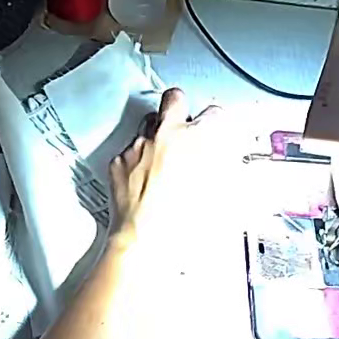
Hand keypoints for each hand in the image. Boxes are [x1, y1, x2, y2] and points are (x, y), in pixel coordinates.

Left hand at [106, 88, 221, 254]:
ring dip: (156, 132)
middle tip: (182, 119)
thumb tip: (219, 162)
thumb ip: (218, 168)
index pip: (213, 114)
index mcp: (195, 139)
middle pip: (173, 99)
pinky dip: (136, 159)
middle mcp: (164, 135)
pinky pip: (129, 150)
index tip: (214, 126)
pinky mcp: (118, 161)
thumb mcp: (216, 193)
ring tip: (161, 153)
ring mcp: (138, 146)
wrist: (144, 239)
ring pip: (147, 123)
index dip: (215, 120)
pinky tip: (142, 177)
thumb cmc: (181, 222)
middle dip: (179, 106)